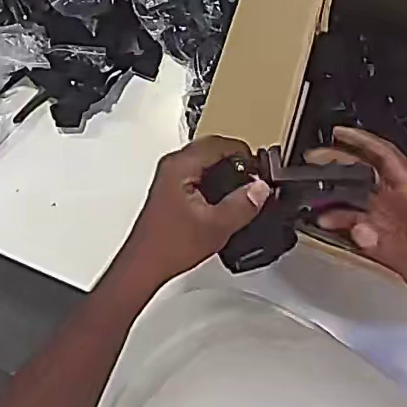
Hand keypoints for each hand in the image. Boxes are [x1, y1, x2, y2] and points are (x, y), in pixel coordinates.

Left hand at [106, 136, 269, 294]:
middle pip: (210, 148)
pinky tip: (225, 197)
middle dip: (235, 158)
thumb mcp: (216, 226)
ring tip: (243, 186)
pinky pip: (197, 172)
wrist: (146, 263)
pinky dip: (214, 179)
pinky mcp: (170, 188)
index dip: (242, 151)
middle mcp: (172, 166)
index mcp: (180, 166)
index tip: (258, 166)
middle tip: (254, 174)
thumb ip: (243, 204)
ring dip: (224, 168)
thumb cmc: (169, 245)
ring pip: (203, 159)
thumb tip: (260, 189)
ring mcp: (169, 176)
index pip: (217, 143)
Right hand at [307, 126, 406, 348]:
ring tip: (314, 191)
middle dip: (340, 163)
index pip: (388, 156)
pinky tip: (327, 220)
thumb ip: (387, 245)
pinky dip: (341, 216)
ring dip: (337, 192)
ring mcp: (396, 219)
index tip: (339, 132)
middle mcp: (406, 203)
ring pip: (360, 195)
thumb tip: (358, 227)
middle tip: (314, 160)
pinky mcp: (390, 236)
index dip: (362, 140)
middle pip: (368, 171)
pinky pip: (359, 218)